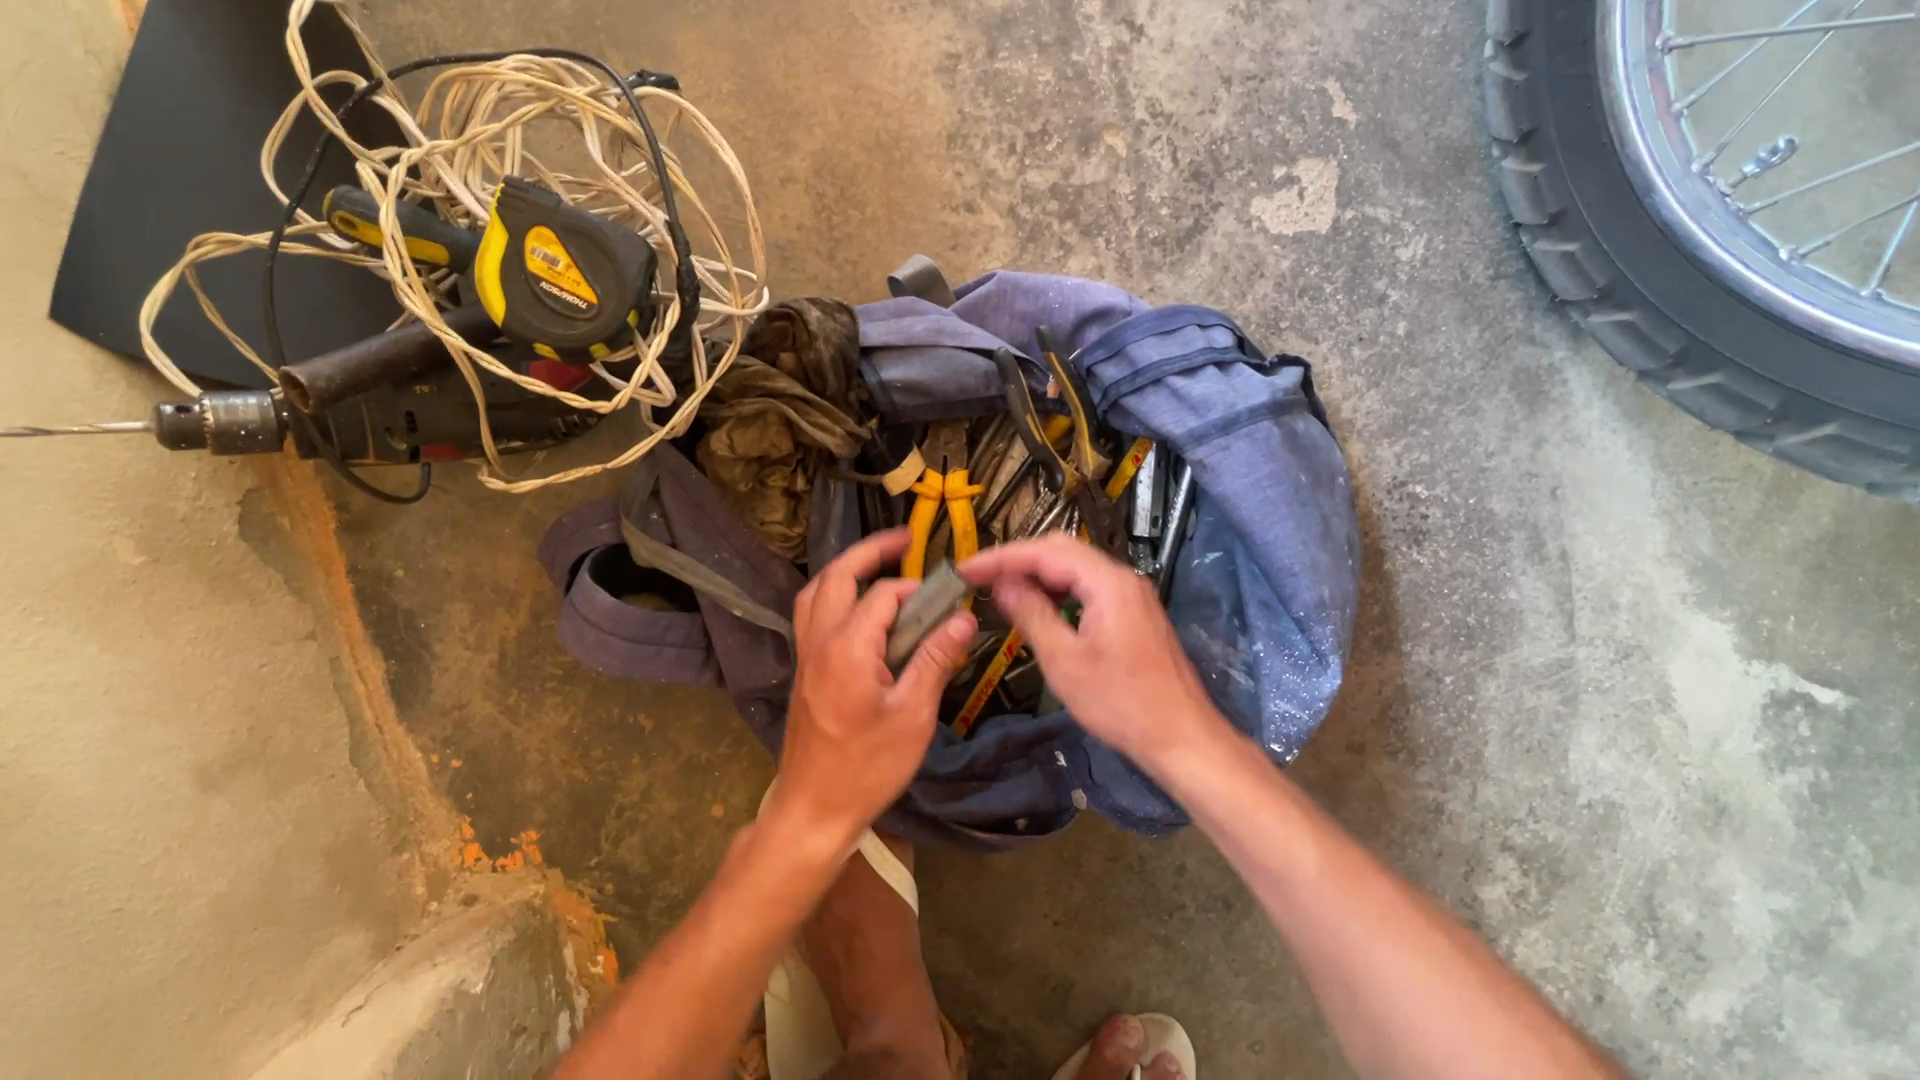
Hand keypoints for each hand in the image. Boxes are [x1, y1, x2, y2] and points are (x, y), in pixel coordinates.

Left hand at [774, 529, 976, 846]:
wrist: (813, 809)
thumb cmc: (867, 768)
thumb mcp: (913, 716)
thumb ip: (934, 660)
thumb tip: (963, 619)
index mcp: (846, 648)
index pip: (883, 595)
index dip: (916, 591)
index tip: (947, 603)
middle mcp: (819, 641)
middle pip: (837, 576)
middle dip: (870, 552)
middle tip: (904, 541)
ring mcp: (805, 655)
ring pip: (817, 591)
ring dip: (846, 570)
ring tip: (879, 565)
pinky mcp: (803, 670)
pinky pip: (812, 614)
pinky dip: (833, 596)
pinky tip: (858, 609)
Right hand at [959, 535, 1225, 768]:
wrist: (1180, 735)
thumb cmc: (1120, 703)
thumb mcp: (1064, 661)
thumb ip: (1031, 615)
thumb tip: (1002, 585)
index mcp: (1107, 582)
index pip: (1045, 552)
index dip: (1001, 558)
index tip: (965, 569)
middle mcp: (1123, 578)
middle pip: (1062, 550)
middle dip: (1018, 559)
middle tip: (979, 578)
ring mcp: (1132, 595)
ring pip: (1077, 567)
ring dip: (1038, 574)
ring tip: (1001, 590)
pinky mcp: (1135, 613)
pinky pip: (1090, 587)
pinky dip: (1059, 590)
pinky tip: (1040, 607)